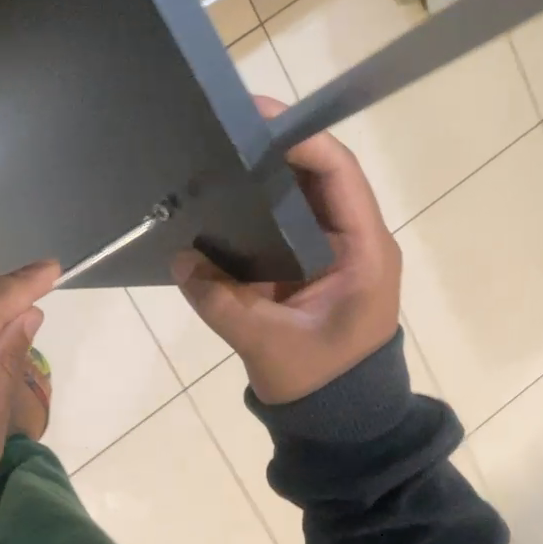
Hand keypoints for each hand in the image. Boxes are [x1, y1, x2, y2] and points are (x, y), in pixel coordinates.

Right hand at [173, 96, 401, 404]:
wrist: (338, 423)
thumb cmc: (318, 383)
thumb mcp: (265, 342)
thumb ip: (220, 299)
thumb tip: (179, 257)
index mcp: (363, 253)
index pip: (339, 176)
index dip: (302, 142)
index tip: (256, 120)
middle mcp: (355, 243)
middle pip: (320, 179)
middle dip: (276, 151)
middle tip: (226, 130)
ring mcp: (334, 256)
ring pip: (302, 201)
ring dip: (266, 179)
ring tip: (220, 158)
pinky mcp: (312, 271)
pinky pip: (286, 229)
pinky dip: (258, 213)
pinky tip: (223, 205)